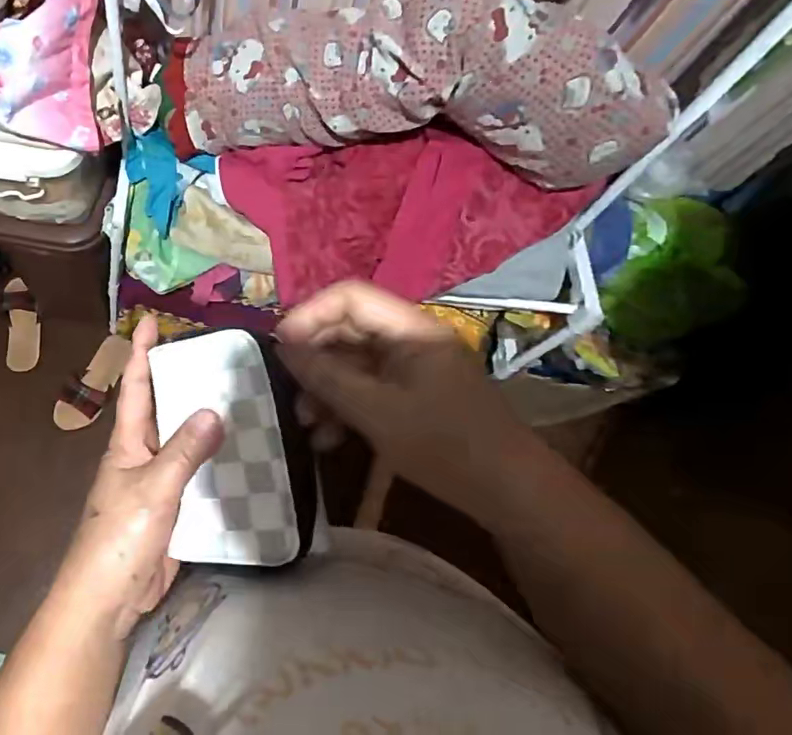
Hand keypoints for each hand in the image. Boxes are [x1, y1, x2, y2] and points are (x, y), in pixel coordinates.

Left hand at [50, 317, 222, 638]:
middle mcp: (140, 454)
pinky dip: (212, 458)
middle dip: (179, 378)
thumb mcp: (154, 488)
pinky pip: (193, 472)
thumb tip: (213, 410)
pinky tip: (237, 451)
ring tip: (234, 393)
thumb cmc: (120, 537)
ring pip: (180, 439)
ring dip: (200, 417)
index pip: (136, 387)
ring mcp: (154, 481)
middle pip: (160, 407)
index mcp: (126, 442)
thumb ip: (184, 451)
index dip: (141, 352)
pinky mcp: (170, 507)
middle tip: (211, 353)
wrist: (108, 600)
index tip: (151, 320)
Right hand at [277, 281, 518, 504]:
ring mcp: (413, 367)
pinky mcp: (414, 394)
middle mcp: (409, 338)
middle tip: (287, 389)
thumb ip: (328, 377)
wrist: (511, 493)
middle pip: (349, 329)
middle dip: (315, 359)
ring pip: (355, 362)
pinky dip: (346, 406)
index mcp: (409, 328)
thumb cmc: (446, 447)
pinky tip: (329, 438)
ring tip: (305, 423)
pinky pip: (369, 387)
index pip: (349, 297)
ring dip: (327, 389)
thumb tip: (283, 347)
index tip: (281, 347)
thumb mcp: (377, 413)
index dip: (310, 314)